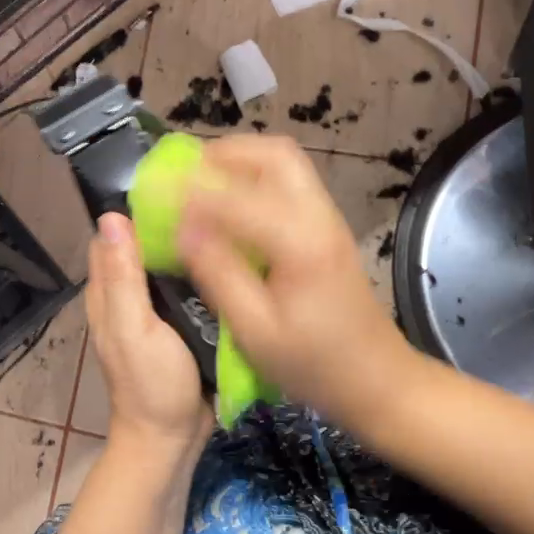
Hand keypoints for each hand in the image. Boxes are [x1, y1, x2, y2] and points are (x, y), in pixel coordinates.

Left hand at [86, 213, 209, 456]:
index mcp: (108, 291)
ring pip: (172, 264)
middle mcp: (129, 294)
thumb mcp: (133, 328)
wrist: (173, 438)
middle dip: (170, 223)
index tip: (173, 182)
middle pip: (146, 245)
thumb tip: (111, 217)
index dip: (136, 208)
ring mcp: (157, 309)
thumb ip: (123, 277)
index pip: (113, 235)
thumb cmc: (149, 383)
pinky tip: (233, 256)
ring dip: (191, 246)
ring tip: (228, 216)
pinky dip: (205, 272)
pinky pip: (192, 287)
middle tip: (212, 195)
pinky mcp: (184, 322)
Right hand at [178, 135, 417, 418]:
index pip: (236, 198)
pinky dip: (253, 179)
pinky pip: (288, 183)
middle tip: (183, 173)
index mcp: (299, 242)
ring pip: (283, 162)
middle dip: (222, 154)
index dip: (191, 195)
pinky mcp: (326, 228)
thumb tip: (182, 229)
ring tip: (199, 184)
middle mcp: (317, 216)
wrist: (378, 379)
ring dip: (238, 162)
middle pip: (273, 154)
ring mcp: (327, 218)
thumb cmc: (313, 364)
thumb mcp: (256, 331)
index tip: (155, 199)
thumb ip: (218, 274)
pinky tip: (227, 207)